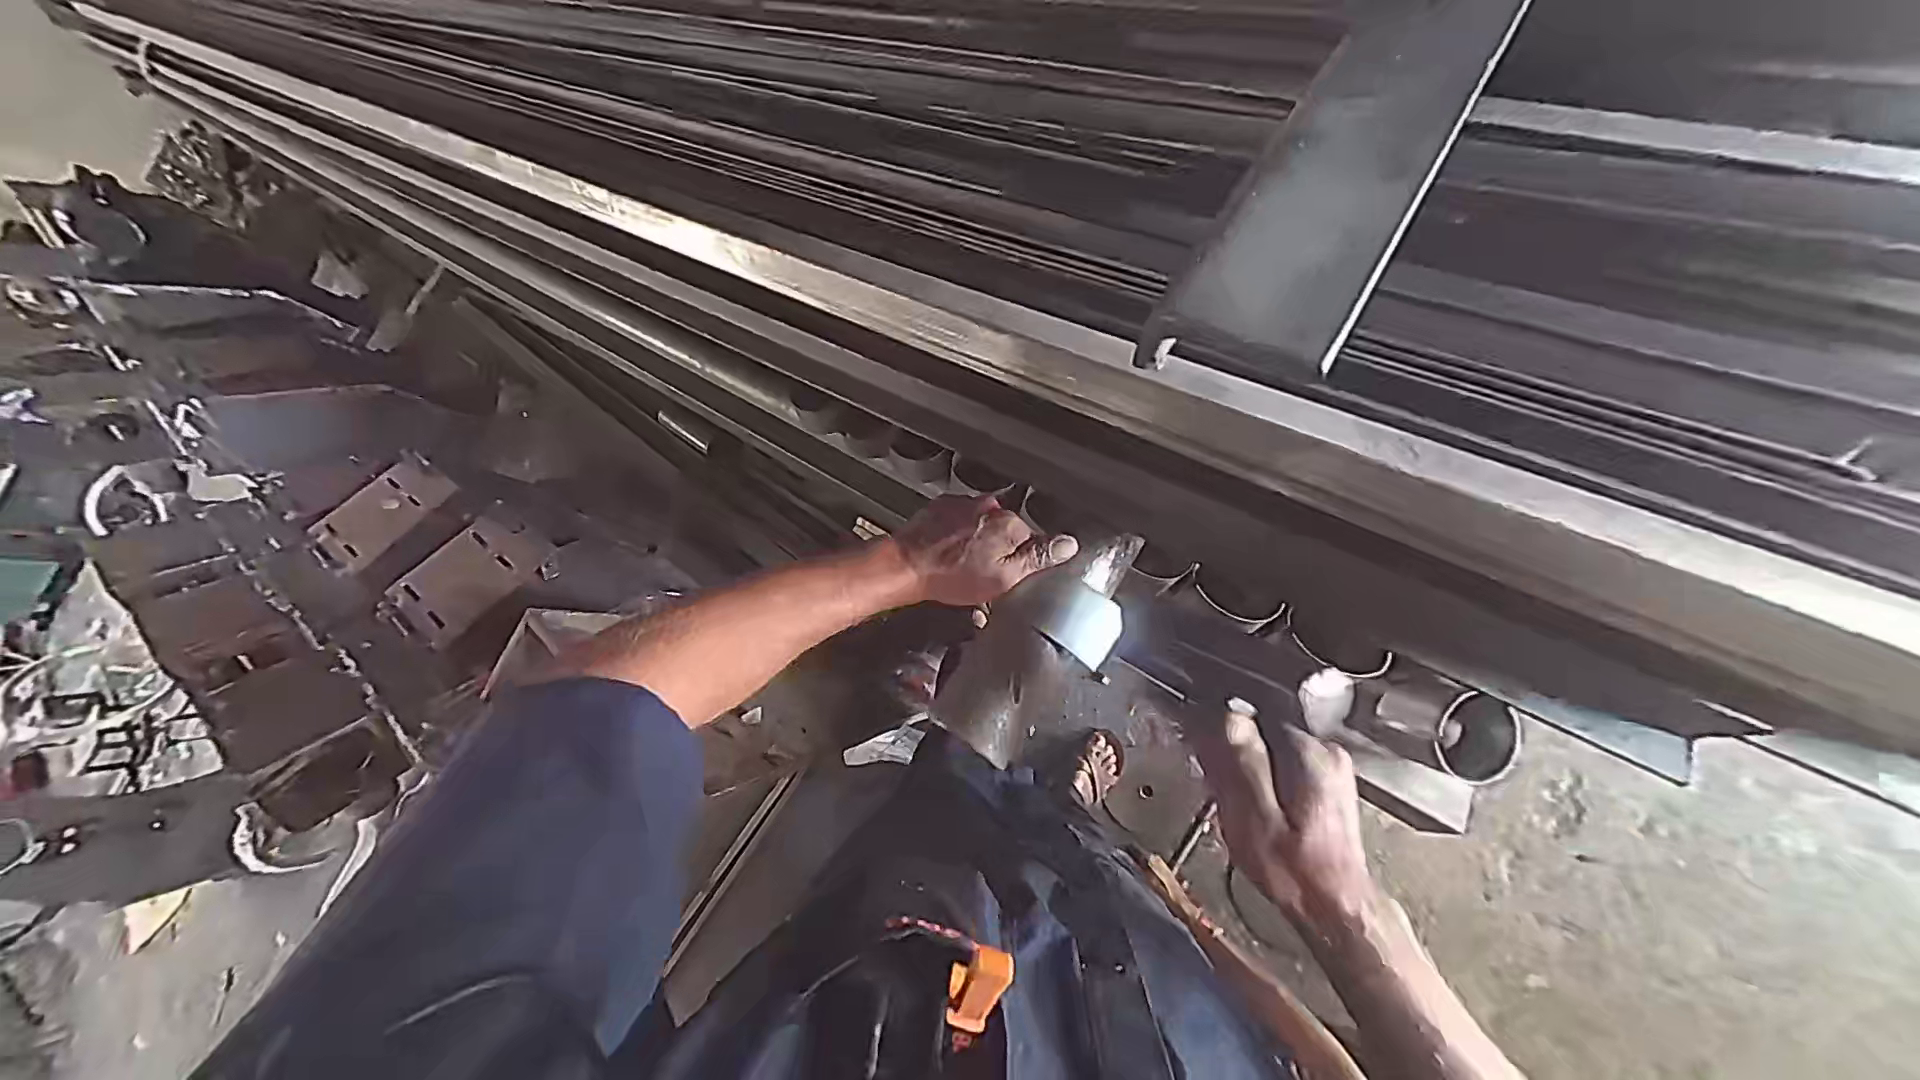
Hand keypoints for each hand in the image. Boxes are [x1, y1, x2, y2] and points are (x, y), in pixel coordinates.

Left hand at [889, 494, 1078, 606]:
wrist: (906, 566)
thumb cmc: (951, 576)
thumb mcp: (1003, 578)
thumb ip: (1037, 558)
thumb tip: (1068, 544)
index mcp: (1008, 524)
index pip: (1030, 539)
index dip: (1020, 560)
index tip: (1007, 573)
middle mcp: (988, 506)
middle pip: (1005, 529)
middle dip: (997, 548)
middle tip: (981, 572)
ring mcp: (963, 502)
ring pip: (982, 523)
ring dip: (977, 539)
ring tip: (961, 563)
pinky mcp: (942, 506)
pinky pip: (960, 518)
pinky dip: (957, 532)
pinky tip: (949, 551)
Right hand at [1192, 700, 1376, 930]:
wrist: (1334, 909)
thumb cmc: (1293, 871)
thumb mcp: (1252, 815)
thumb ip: (1239, 761)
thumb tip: (1225, 715)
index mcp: (1306, 751)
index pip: (1247, 711)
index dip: (1217, 730)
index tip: (1202, 752)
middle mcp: (1324, 750)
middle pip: (1257, 725)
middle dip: (1230, 748)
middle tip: (1216, 783)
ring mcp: (1328, 765)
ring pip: (1267, 742)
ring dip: (1243, 763)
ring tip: (1235, 799)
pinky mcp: (1325, 780)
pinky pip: (1279, 760)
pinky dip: (1260, 776)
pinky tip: (1255, 805)